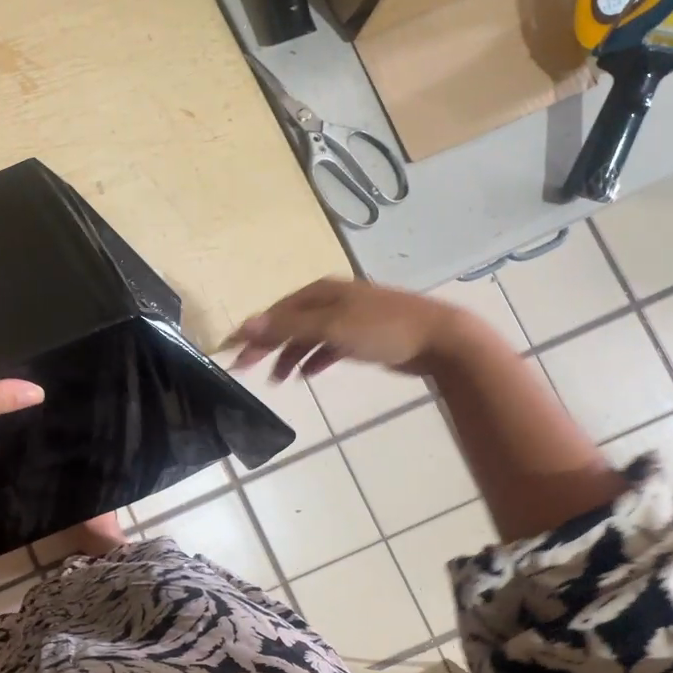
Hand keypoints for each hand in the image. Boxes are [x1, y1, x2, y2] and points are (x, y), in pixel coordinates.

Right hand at [225, 278, 466, 380]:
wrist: (442, 339)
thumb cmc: (383, 329)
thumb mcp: (330, 328)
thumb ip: (287, 328)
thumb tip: (244, 325)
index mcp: (321, 292)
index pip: (276, 311)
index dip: (252, 331)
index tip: (231, 352)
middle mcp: (332, 300)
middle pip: (289, 323)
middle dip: (266, 345)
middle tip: (244, 369)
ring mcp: (349, 317)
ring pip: (307, 336)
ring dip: (289, 356)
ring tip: (277, 380)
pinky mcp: (364, 335)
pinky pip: (328, 347)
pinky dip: (314, 359)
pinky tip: (307, 375)